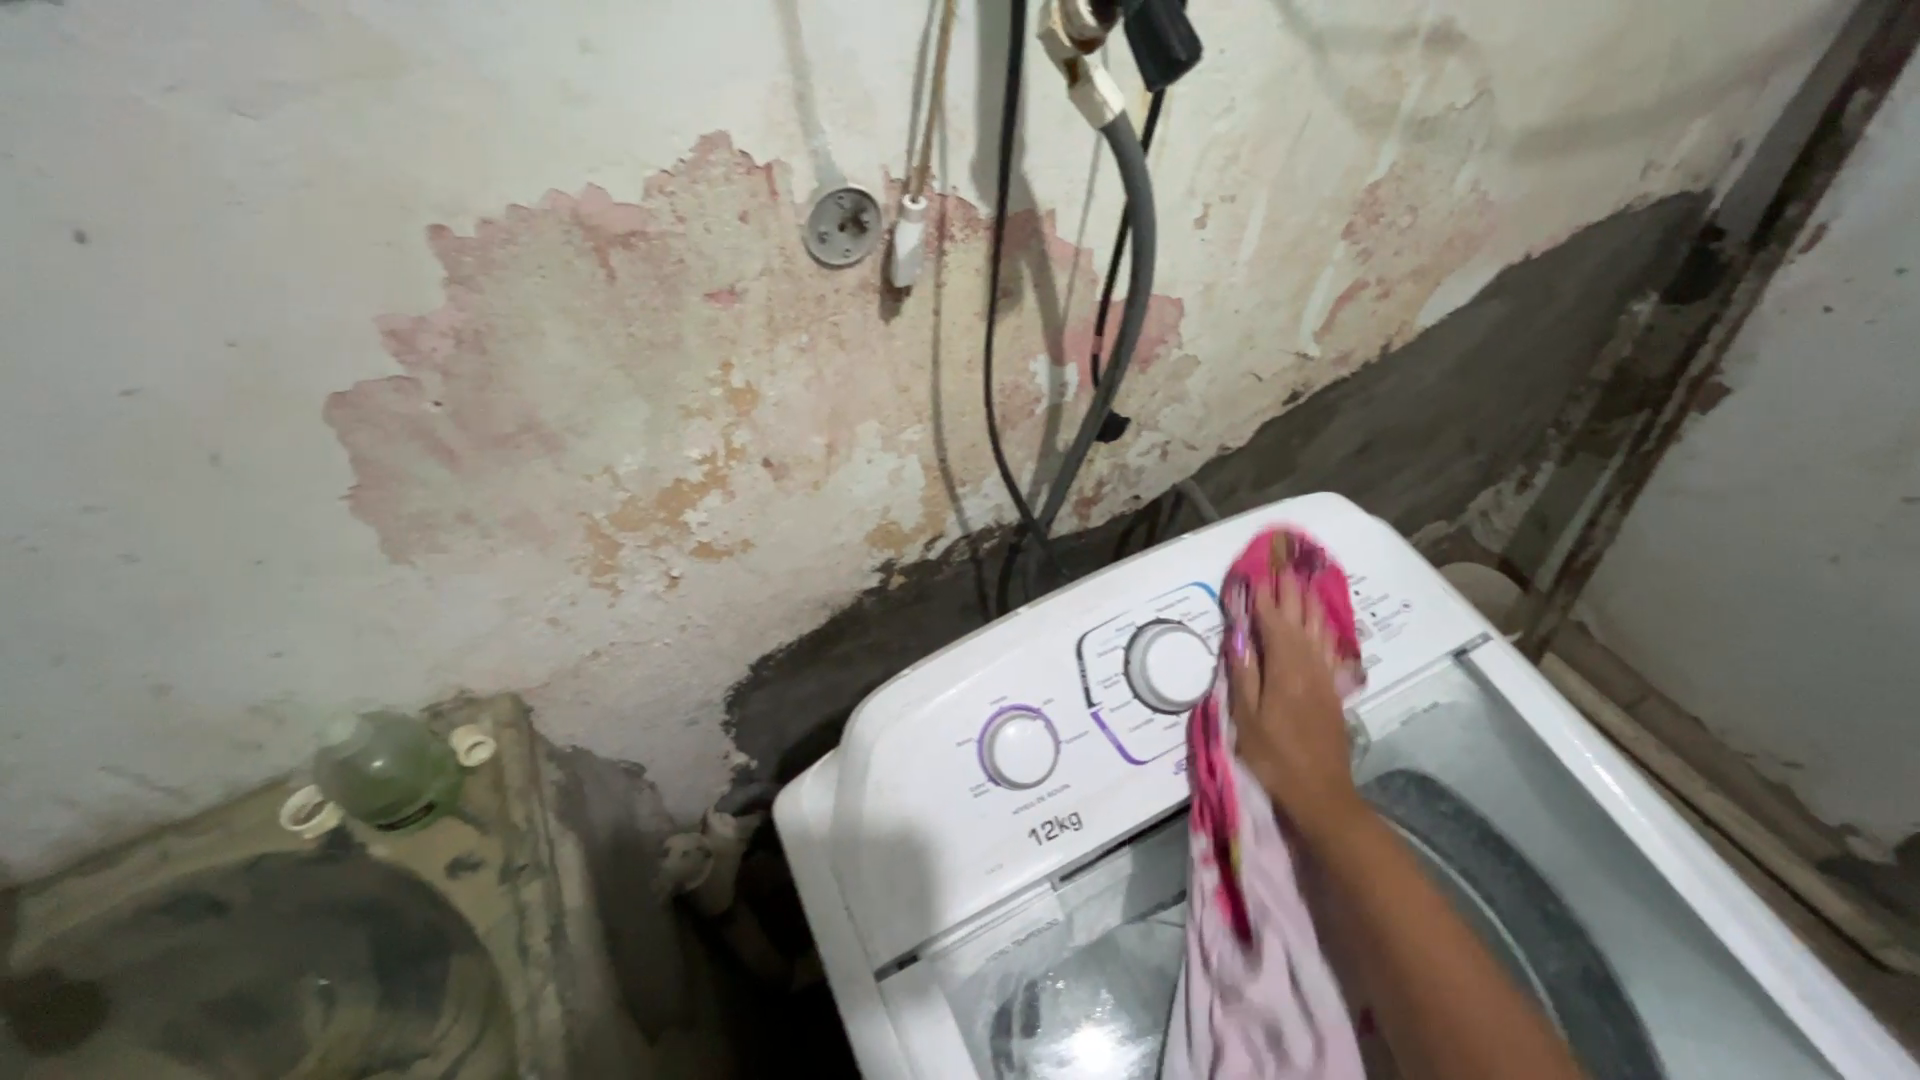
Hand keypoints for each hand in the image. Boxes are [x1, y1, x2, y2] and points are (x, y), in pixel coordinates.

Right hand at [1227, 571, 1370, 844]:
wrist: (1321, 791)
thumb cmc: (1273, 756)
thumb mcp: (1246, 718)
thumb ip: (1244, 673)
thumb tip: (1239, 635)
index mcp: (1283, 669)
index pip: (1272, 623)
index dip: (1264, 597)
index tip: (1258, 572)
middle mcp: (1308, 665)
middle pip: (1299, 620)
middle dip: (1290, 592)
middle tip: (1284, 565)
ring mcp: (1324, 678)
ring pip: (1318, 631)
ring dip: (1310, 604)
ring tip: (1304, 581)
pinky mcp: (1333, 691)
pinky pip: (1329, 649)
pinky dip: (1324, 630)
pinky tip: (1323, 624)